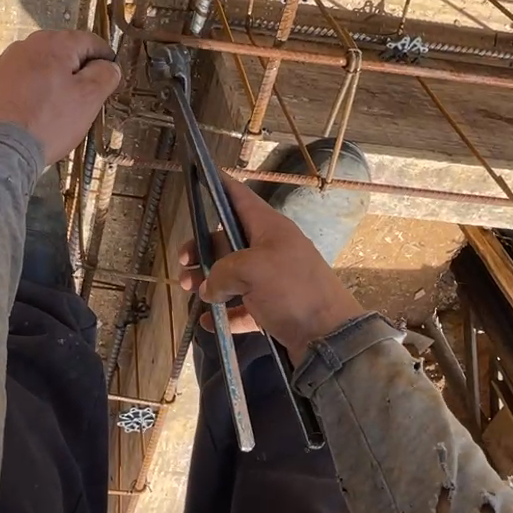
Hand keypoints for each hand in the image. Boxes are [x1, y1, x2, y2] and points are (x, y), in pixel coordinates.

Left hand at [0, 30, 121, 163]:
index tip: (110, 79)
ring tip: (59, 110)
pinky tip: (37, 113)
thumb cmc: (48, 121)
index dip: (105, 59)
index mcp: (54, 42)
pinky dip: (34, 92)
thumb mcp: (88, 99)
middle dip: (78, 72)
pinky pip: (23, 81)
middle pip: (64, 52)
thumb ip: (104, 75)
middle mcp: (27, 45)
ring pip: (42, 67)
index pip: (91, 41)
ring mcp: (5, 62)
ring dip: (55, 82)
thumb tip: (109, 65)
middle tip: (86, 100)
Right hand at [178, 176, 364, 358]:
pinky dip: (225, 312)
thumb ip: (221, 272)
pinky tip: (208, 323)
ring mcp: (274, 280)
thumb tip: (209, 287)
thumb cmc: (292, 290)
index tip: (199, 175)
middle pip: (228, 241)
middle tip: (183, 264)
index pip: (240, 198)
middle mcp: (271, 250)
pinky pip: (242, 306)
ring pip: (232, 275)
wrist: (330, 337)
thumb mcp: (251, 270)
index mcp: (270, 229)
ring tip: (191, 292)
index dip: (220, 186)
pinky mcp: (274, 309)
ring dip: (209, 282)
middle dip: (202, 250)